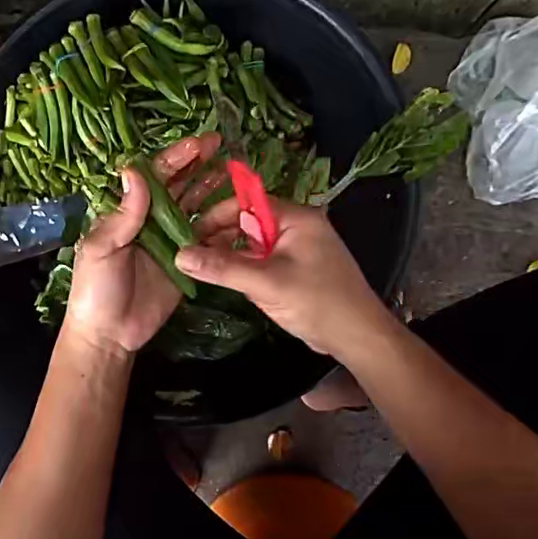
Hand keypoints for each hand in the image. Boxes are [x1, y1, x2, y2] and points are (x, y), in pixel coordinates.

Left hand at [59, 134, 219, 356]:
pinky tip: (241, 213)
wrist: (110, 334)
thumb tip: (135, 170)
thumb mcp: (102, 249)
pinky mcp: (188, 261)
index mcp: (127, 212)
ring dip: (214, 190)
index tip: (198, 144)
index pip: (154, 176)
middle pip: (178, 186)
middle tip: (221, 146)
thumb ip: (123, 215)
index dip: (175, 158)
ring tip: (237, 175)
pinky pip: (208, 239)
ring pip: (196, 207)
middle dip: (199, 165)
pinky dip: (224, 226)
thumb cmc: (96, 289)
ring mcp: (171, 240)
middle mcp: (151, 220)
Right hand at [176, 197, 397, 356]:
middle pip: (250, 222)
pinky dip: (247, 269)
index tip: (190, 235)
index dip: (217, 216)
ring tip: (204, 269)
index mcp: (296, 217)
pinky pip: (265, 261)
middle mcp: (298, 227)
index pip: (248, 203)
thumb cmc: (317, 302)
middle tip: (192, 255)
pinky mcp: (298, 270)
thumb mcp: (266, 283)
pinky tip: (229, 282)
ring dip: (233, 256)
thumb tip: (180, 255)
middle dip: (222, 237)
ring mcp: (299, 249)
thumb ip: (223, 268)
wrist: (357, 336)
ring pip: (255, 244)